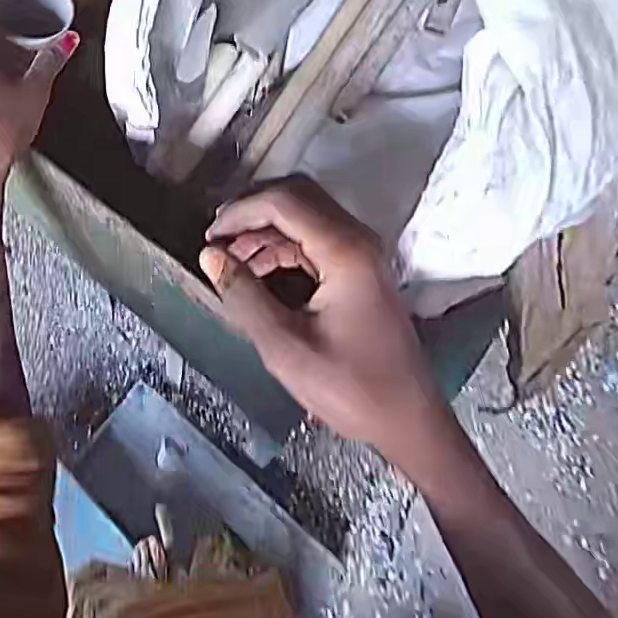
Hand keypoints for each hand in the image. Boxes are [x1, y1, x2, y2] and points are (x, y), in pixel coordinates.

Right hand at [201, 177, 445, 458]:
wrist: (408, 420)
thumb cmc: (351, 388)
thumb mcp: (285, 347)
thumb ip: (243, 295)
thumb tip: (210, 255)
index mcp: (345, 251)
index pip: (283, 202)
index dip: (240, 212)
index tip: (209, 237)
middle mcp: (356, 239)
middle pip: (296, 196)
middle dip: (250, 211)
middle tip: (216, 240)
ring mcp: (360, 251)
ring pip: (303, 214)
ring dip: (263, 229)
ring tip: (229, 260)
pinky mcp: (357, 267)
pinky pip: (311, 237)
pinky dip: (279, 245)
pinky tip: (255, 272)